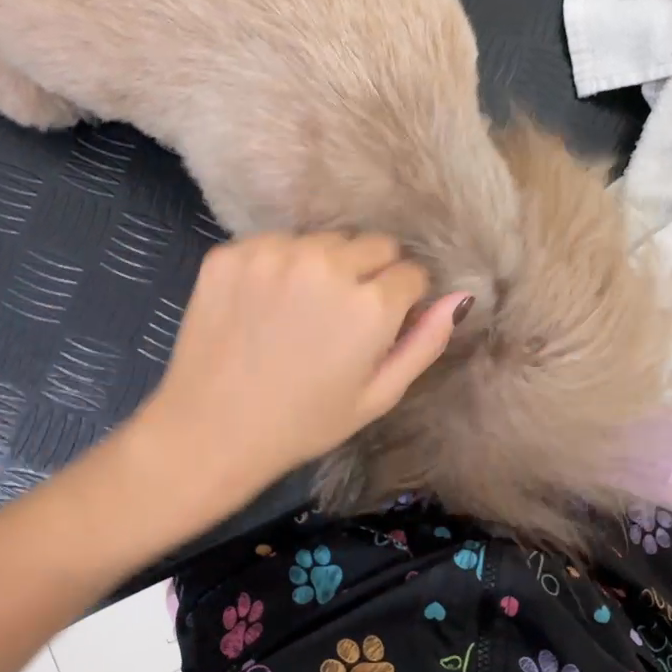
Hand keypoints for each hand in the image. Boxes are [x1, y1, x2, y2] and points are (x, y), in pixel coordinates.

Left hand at [133, 231, 465, 506]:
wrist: (210, 431)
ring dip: (324, 265)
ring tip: (300, 311)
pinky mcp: (231, 252)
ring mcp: (274, 254)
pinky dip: (279, 266)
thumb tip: (461, 296)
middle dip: (368, 274)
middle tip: (341, 317)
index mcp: (370, 303)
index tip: (379, 326)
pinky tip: (264, 305)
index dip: (401, 300)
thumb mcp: (379, 395)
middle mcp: (326, 265)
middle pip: (372, 244)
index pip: (410, 271)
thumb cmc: (304, 422)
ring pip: (324, 239)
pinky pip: (276, 243)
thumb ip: (426, 342)